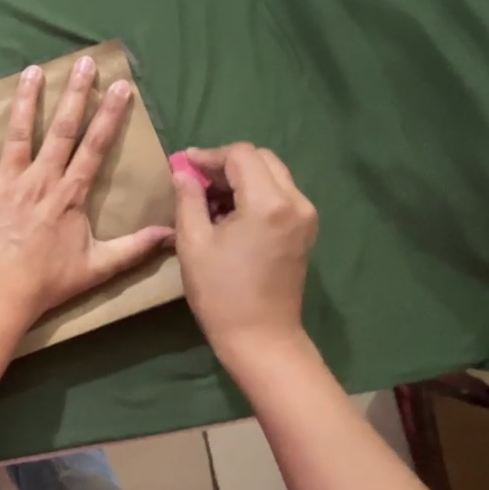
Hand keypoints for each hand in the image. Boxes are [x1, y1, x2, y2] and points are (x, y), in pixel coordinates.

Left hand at [0, 58, 173, 331]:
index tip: (121, 85)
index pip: (96, 146)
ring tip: (34, 70)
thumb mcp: (98, 267)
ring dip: (28, 100)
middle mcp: (41, 180)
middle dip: (76, 94)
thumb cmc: (47, 282)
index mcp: (70, 194)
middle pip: (62, 129)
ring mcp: (8, 182)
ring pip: (20, 133)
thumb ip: (135, 248)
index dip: (110, 114)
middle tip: (85, 62)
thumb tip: (173, 234)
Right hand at [170, 142, 317, 360]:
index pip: (242, 155)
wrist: (259, 334)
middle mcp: (296, 201)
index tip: (182, 165)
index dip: (209, 155)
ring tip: (208, 198)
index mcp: (268, 203)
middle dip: (226, 163)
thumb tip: (183, 173)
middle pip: (262, 159)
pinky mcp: (305, 230)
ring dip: (241, 178)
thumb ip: (188, 200)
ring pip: (273, 175)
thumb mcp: (193, 243)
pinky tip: (229, 213)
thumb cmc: (219, 291)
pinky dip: (254, 193)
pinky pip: (280, 195)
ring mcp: (305, 216)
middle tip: (194, 180)